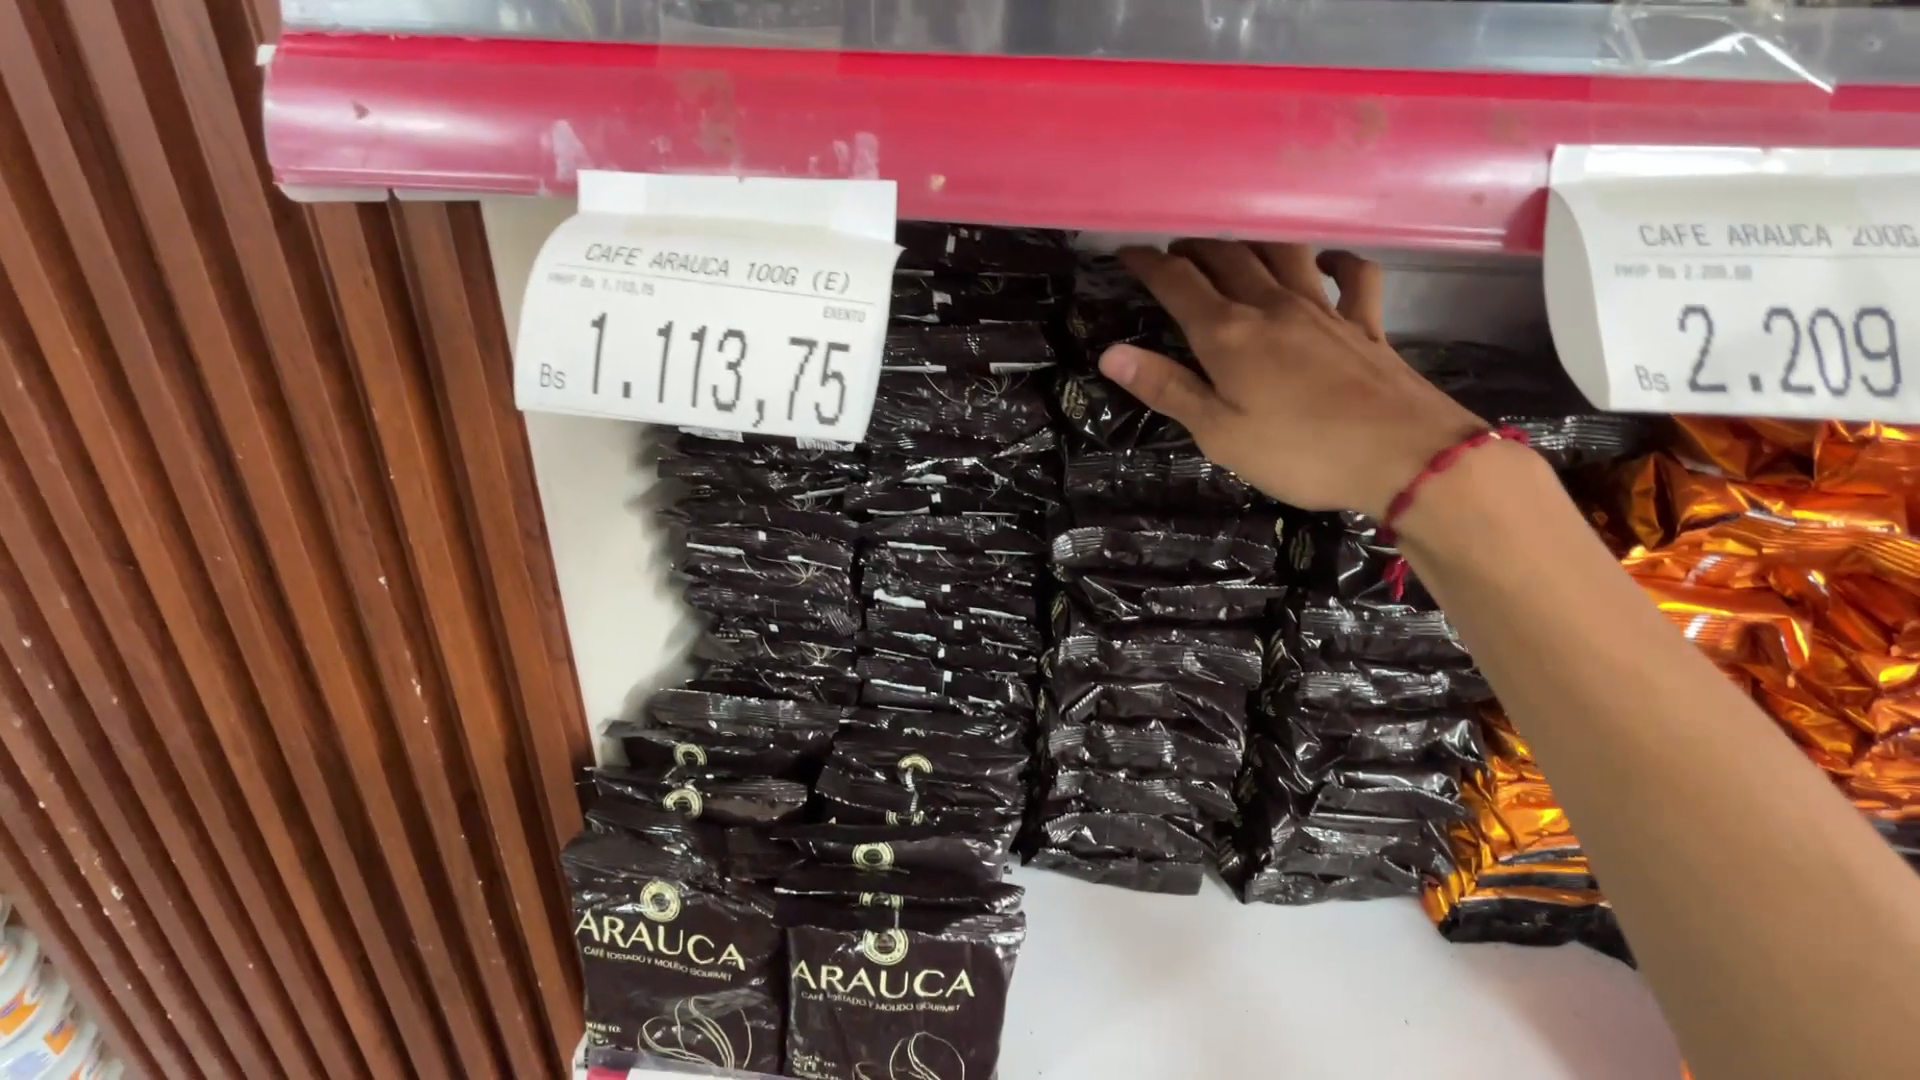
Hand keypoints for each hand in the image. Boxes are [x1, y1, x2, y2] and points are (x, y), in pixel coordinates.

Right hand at [1100, 241, 1486, 518]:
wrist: (1403, 455)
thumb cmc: (1299, 453)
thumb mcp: (1219, 433)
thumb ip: (1167, 389)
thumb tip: (1111, 353)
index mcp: (1228, 334)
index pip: (1177, 283)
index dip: (1147, 264)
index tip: (1126, 253)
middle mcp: (1272, 307)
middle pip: (1226, 257)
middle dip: (1193, 248)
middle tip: (1173, 252)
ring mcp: (1324, 310)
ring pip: (1280, 254)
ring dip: (1250, 242)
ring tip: (1231, 246)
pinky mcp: (1365, 323)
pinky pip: (1352, 275)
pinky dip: (1335, 260)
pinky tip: (1324, 261)